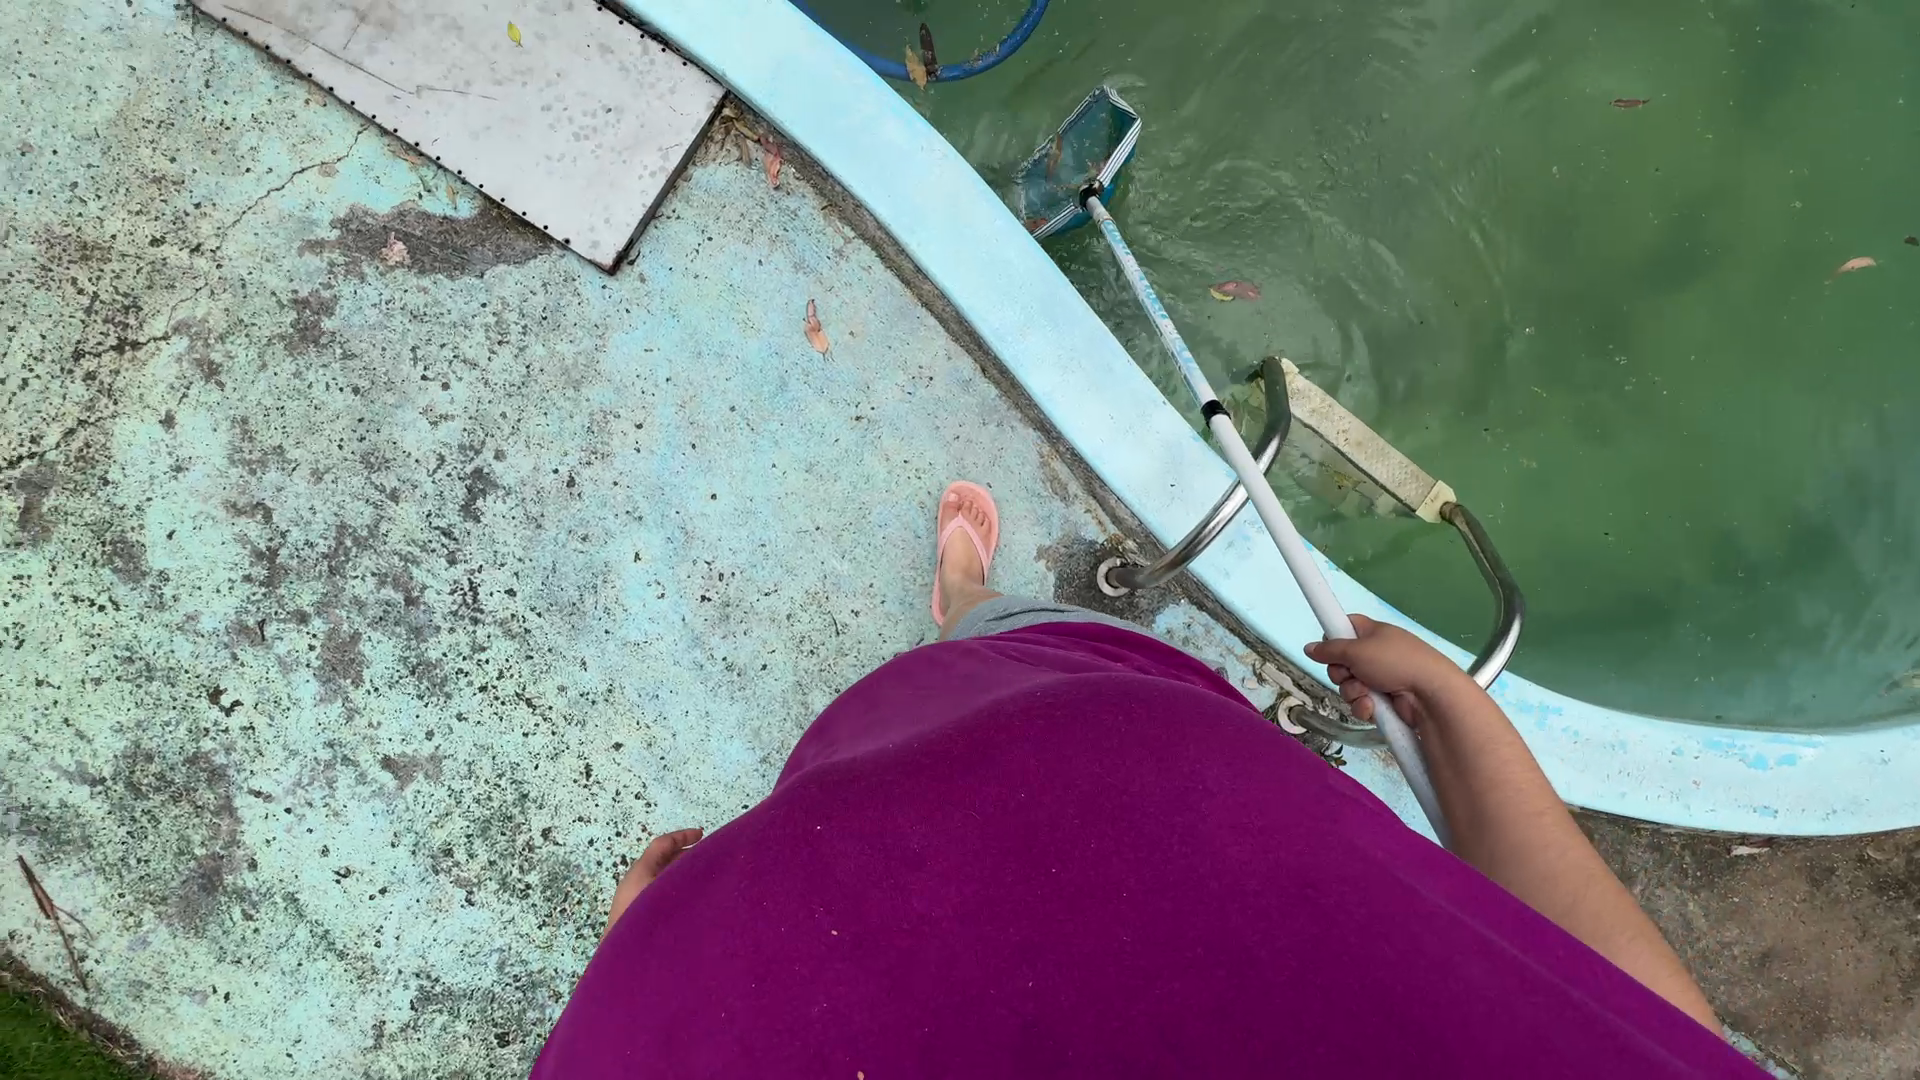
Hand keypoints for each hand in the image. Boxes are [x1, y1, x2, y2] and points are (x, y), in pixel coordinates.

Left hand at [605, 827, 702, 934]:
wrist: (622, 965)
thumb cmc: (645, 921)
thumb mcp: (669, 890)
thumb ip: (686, 874)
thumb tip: (703, 866)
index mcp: (639, 873)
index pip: (661, 845)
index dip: (682, 837)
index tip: (702, 835)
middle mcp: (634, 883)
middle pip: (661, 860)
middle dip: (684, 855)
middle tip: (706, 858)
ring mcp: (633, 902)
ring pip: (660, 877)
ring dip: (680, 873)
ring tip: (702, 880)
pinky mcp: (635, 920)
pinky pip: (657, 894)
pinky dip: (674, 889)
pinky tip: (688, 902)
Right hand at [1302, 614, 1461, 724]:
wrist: (1432, 695)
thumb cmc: (1396, 662)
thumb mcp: (1357, 650)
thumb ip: (1329, 649)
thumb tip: (1309, 648)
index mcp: (1373, 633)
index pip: (1345, 626)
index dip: (1333, 635)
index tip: (1327, 646)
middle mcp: (1376, 654)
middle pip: (1340, 660)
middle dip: (1340, 672)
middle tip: (1348, 673)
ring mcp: (1380, 678)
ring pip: (1348, 684)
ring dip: (1351, 691)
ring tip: (1366, 693)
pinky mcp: (1384, 700)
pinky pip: (1360, 702)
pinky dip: (1363, 706)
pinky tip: (1372, 707)